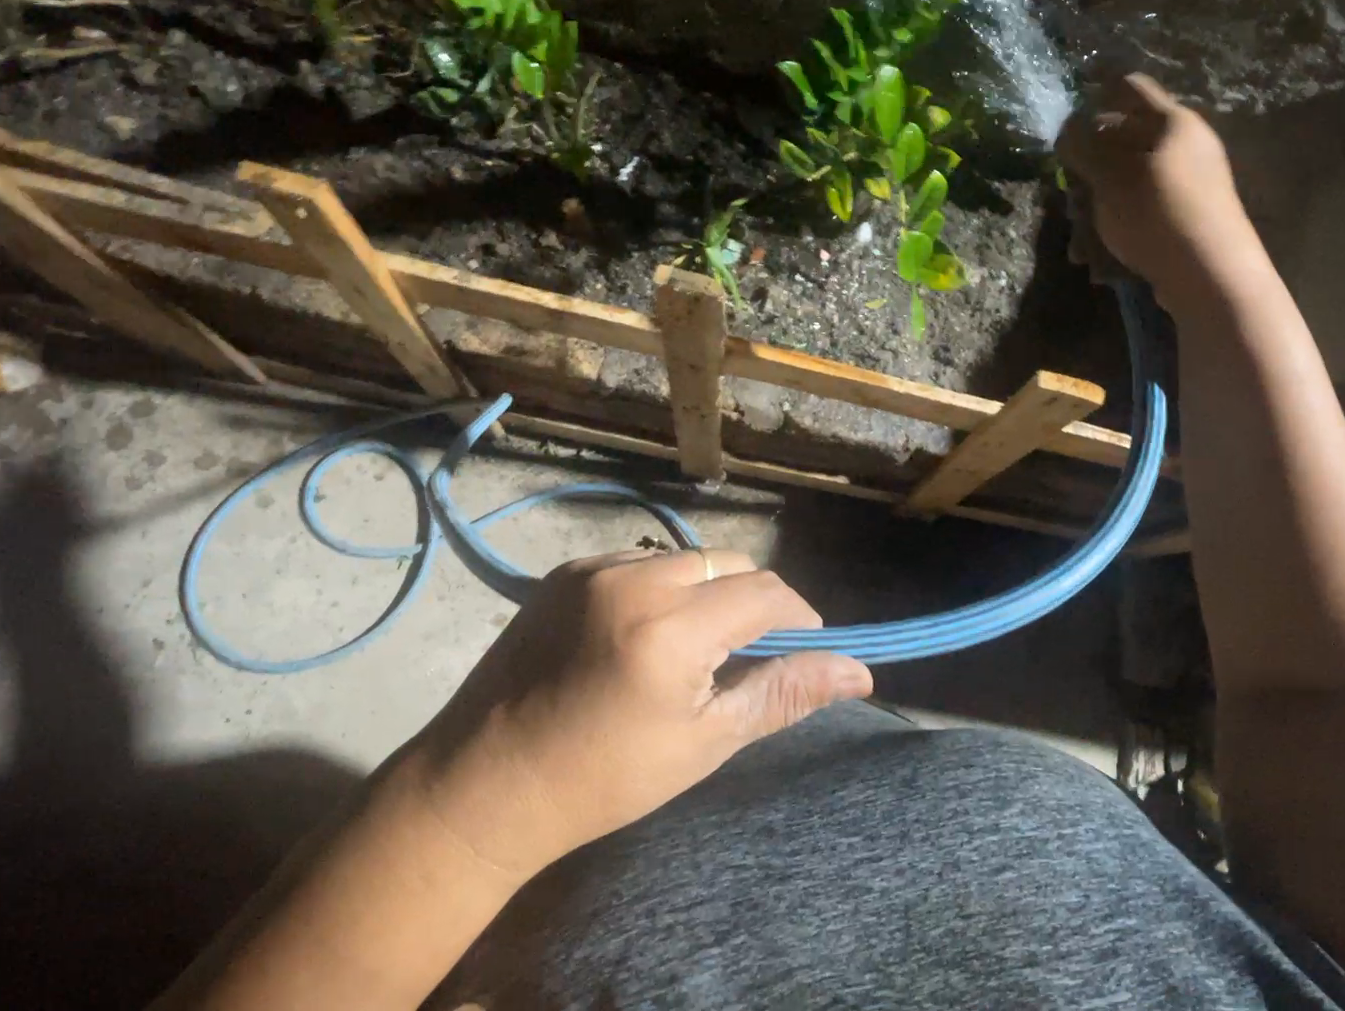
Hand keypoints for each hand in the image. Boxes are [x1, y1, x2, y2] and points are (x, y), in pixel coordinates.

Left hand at [406, 549, 872, 877]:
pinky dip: (661, 587)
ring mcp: (592, 569)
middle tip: (743, 657)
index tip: (802, 651)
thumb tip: (860, 672)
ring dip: (707, 591)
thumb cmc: (604, 780)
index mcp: (670, 628)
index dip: (798, 619)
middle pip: (729, 565)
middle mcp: (633, 579)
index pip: (766, 593)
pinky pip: (640, 561)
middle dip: (753, 603)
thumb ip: (784, 694)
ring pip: (686, 559)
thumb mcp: (705, 742)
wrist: (484, 785)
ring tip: (690, 647)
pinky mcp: (563, 572)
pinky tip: (643, 634)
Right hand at [1056, 74, 1261, 308]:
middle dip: (1086, 176)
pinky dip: (1115, 236)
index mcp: (1171, 123)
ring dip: (1094, 217)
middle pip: (1120, 144)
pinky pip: (1139, 217)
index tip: (1063, 128)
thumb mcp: (1110, 177)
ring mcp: (1185, 186)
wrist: (1210, 275)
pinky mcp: (1183, 221)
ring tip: (1080, 250)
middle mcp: (1182, 147)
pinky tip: (1100, 266)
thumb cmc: (1157, 214)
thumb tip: (1066, 131)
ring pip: (1124, 188)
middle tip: (1069, 203)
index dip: (1092, 97)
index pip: (1128, 88)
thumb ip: (1083, 147)